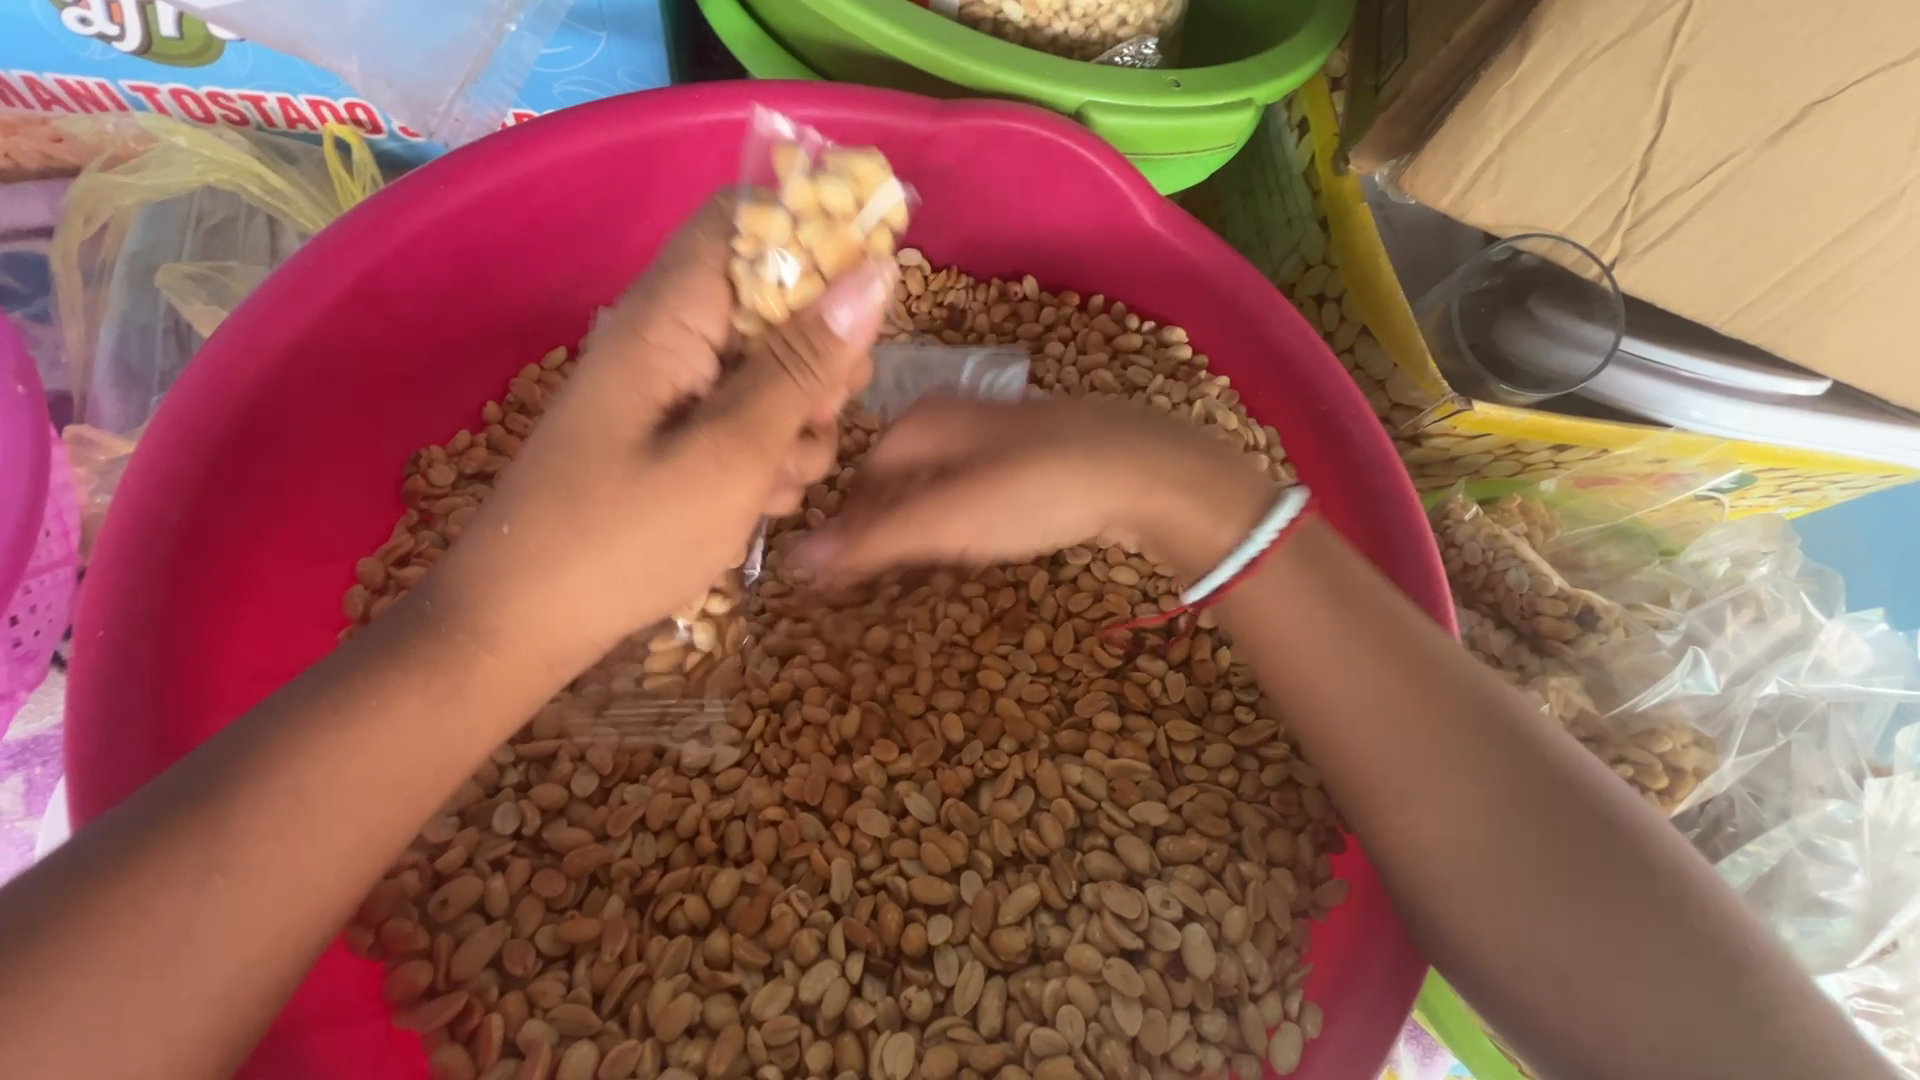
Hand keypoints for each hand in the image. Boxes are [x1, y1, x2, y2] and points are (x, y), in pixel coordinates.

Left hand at [422, 197, 893, 665]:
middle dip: (820, 359)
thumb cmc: (625, 536)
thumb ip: (804, 365)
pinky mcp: (682, 439)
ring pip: (778, 377)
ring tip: (770, 486)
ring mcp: (679, 394)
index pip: (746, 221)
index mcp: (671, 316)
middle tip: (822, 416)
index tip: (871, 294)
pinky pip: (753, 426)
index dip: (814, 236)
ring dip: (800, 428)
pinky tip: (756, 506)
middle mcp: (676, 340)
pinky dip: (771, 461)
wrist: (530, 623)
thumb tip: (874, 275)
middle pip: (777, 305)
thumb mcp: (732, 452)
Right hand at [794, 396, 1276, 581]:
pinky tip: (978, 539)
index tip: (837, 569)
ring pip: (940, 479)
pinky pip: (981, 485)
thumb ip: (871, 539)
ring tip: (918, 565)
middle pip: (898, 473)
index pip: (859, 473)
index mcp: (922, 423)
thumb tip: (792, 559)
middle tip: (874, 574)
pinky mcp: (1040, 454)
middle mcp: (957, 418)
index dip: (845, 520)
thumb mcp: (945, 519)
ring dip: (922, 520)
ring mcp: (1002, 433)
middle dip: (882, 521)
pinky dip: (965, 515)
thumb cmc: (1034, 490)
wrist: (1146, 472)